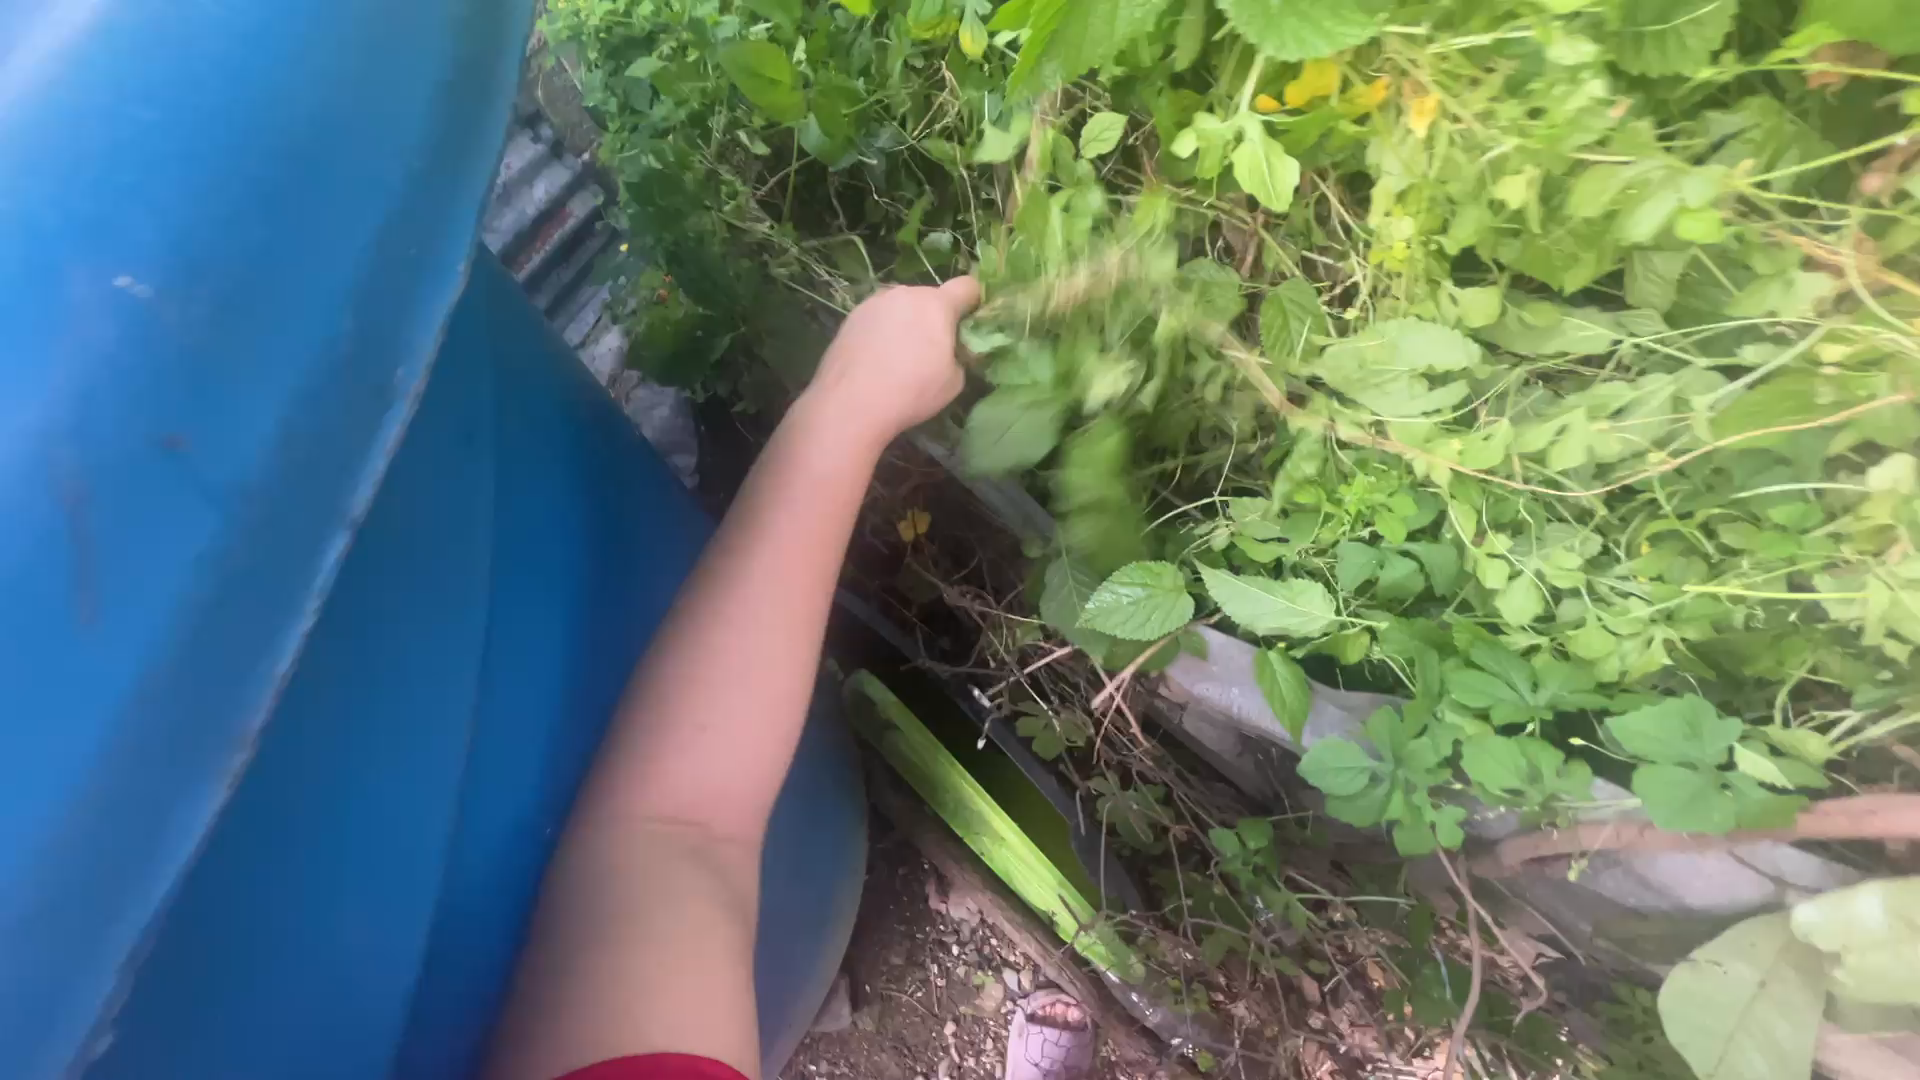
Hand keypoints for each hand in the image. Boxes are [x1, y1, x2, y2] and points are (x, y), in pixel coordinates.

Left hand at [798, 276, 980, 448]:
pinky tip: (876, 361)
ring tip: (899, 359)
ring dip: (907, 323)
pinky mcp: (851, 317)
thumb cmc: (912, 391)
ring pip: (901, 307)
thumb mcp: (954, 382)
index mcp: (936, 304)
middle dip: (935, 318)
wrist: (851, 403)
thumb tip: (951, 351)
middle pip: (930, 298)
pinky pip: (878, 319)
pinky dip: (882, 333)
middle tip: (932, 352)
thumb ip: (959, 357)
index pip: (967, 286)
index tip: (970, 324)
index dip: (973, 302)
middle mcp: (904, 293)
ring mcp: (874, 303)